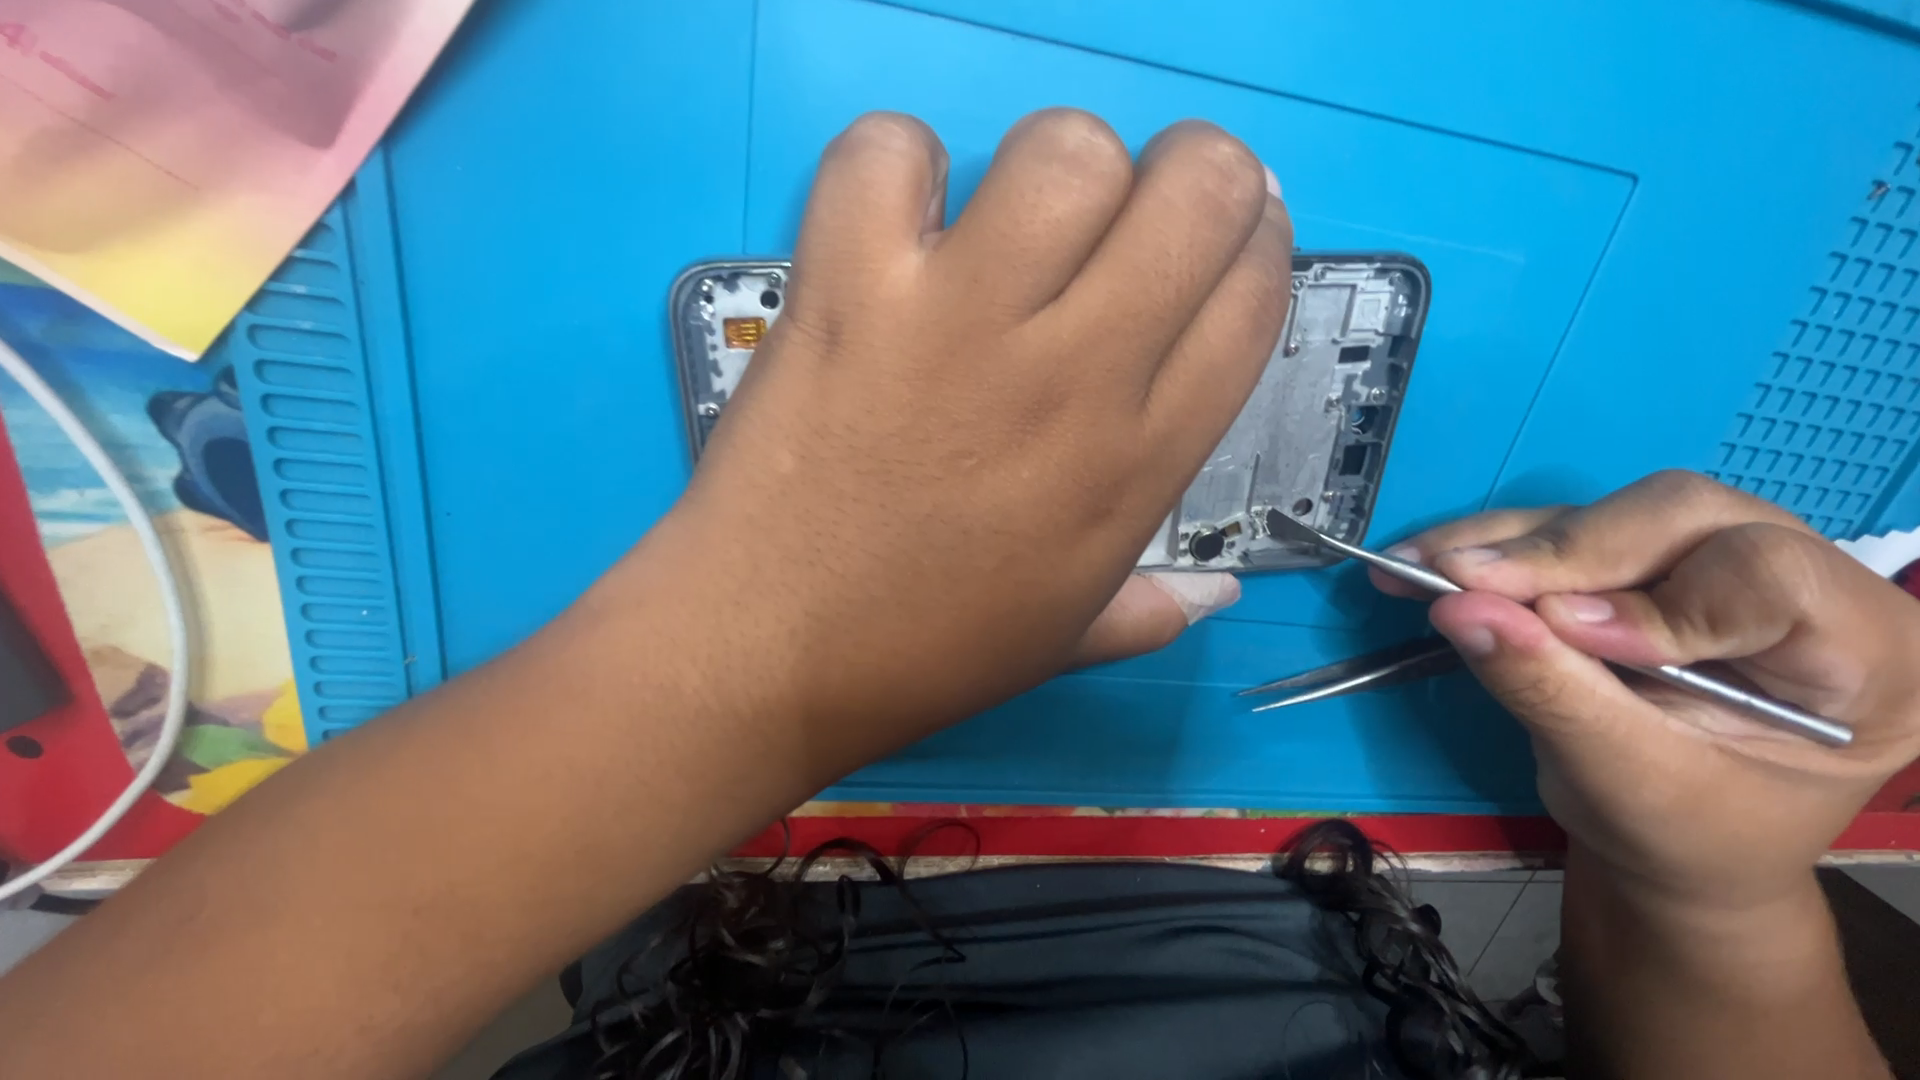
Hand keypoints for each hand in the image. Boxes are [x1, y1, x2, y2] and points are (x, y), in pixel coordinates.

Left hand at [629, 109, 1290, 767]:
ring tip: (1011, 221)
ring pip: (1064, 152)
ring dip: (1054, 166)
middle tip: (1128, 212)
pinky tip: (893, 226)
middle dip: (1187, 173)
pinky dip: (893, 166)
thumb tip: (1223, 593)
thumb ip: (1152, 609)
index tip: (1217, 239)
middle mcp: (1073, 374)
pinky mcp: (849, 293)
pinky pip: (888, 155)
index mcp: (1139, 459)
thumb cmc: (923, 651)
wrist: (769, 653)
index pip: (1253, 294)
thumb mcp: (1063, 640)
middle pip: (1196, 188)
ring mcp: (958, 324)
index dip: (1254, 239)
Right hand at [1376, 471, 1919, 910]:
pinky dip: (1486, 548)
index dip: (1657, 596)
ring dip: (1502, 542)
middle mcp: (1806, 586)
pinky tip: (1422, 564)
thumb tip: (1457, 608)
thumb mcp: (1622, 778)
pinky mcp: (1645, 562)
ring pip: (1608, 513)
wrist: (1673, 843)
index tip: (1559, 632)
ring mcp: (1717, 564)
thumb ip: (1549, 689)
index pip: (1769, 574)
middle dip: (1559, 551)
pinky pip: (1563, 531)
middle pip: (1680, 516)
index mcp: (1865, 656)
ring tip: (1414, 567)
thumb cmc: (1682, 834)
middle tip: (1455, 578)